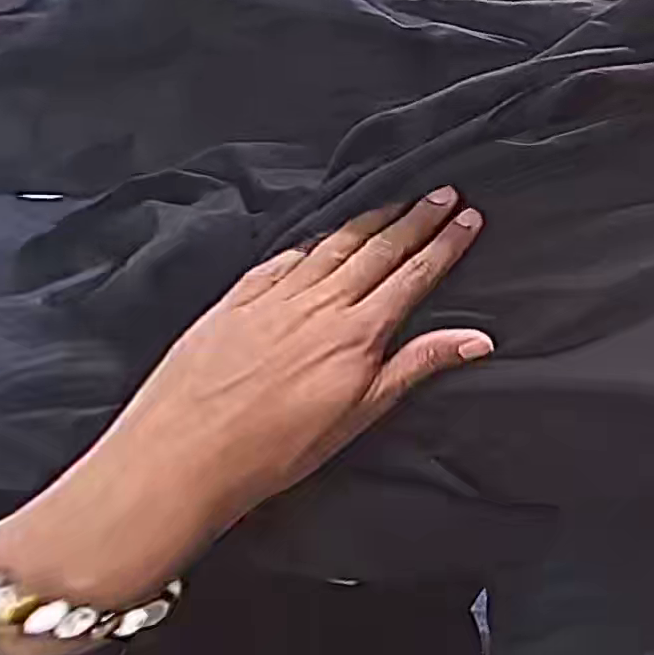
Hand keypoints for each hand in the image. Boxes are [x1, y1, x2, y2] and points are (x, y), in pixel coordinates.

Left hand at [0, 189, 490, 607]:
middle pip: (381, 248)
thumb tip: (479, 340)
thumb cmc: (277, 447)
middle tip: (445, 193)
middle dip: (419, 218)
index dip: (447, 243)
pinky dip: (312, 240)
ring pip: (335, 244)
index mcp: (356, 331)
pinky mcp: (235, 301)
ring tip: (397, 200)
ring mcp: (274, 297)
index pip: (415, 274)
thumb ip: (420, 364)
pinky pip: (283, 257)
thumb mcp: (362, 412)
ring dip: (372, 219)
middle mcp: (320, 303)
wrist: (174, 461)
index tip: (470, 218)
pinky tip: (324, 234)